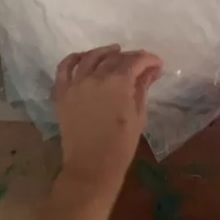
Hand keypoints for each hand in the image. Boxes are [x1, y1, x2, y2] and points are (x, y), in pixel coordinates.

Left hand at [53, 46, 162, 199]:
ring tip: (114, 52)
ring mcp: (76, 84)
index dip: (148, 59)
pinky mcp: (62, 93)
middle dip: (130, 57)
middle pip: (114, 57)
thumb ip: (142, 88)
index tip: (157, 63)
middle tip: (140, 63)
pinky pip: (65, 68)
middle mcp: (95, 77)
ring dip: (104, 52)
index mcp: (118, 83)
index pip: (135, 61)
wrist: (91, 167)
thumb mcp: (138, 115)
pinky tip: (84, 57)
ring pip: (91, 57)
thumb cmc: (121, 145)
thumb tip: (151, 70)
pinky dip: (75, 58)